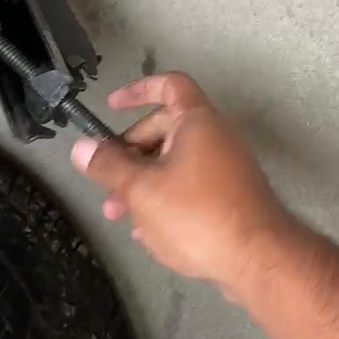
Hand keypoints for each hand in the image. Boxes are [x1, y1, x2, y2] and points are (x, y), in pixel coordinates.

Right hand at [72, 73, 298, 288]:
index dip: (139, 90)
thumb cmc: (198, 213)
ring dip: (144, 179)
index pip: (169, 85)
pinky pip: (191, 181)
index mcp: (197, 119)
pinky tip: (147, 229)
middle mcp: (216, 133)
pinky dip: (166, 195)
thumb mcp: (142, 189)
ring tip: (118, 213)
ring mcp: (226, 162)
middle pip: (166, 126)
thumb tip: (82, 146)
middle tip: (106, 179)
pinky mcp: (231, 190)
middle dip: (131, 150)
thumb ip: (110, 166)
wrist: (256, 254)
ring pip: (175, 159)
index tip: (113, 104)